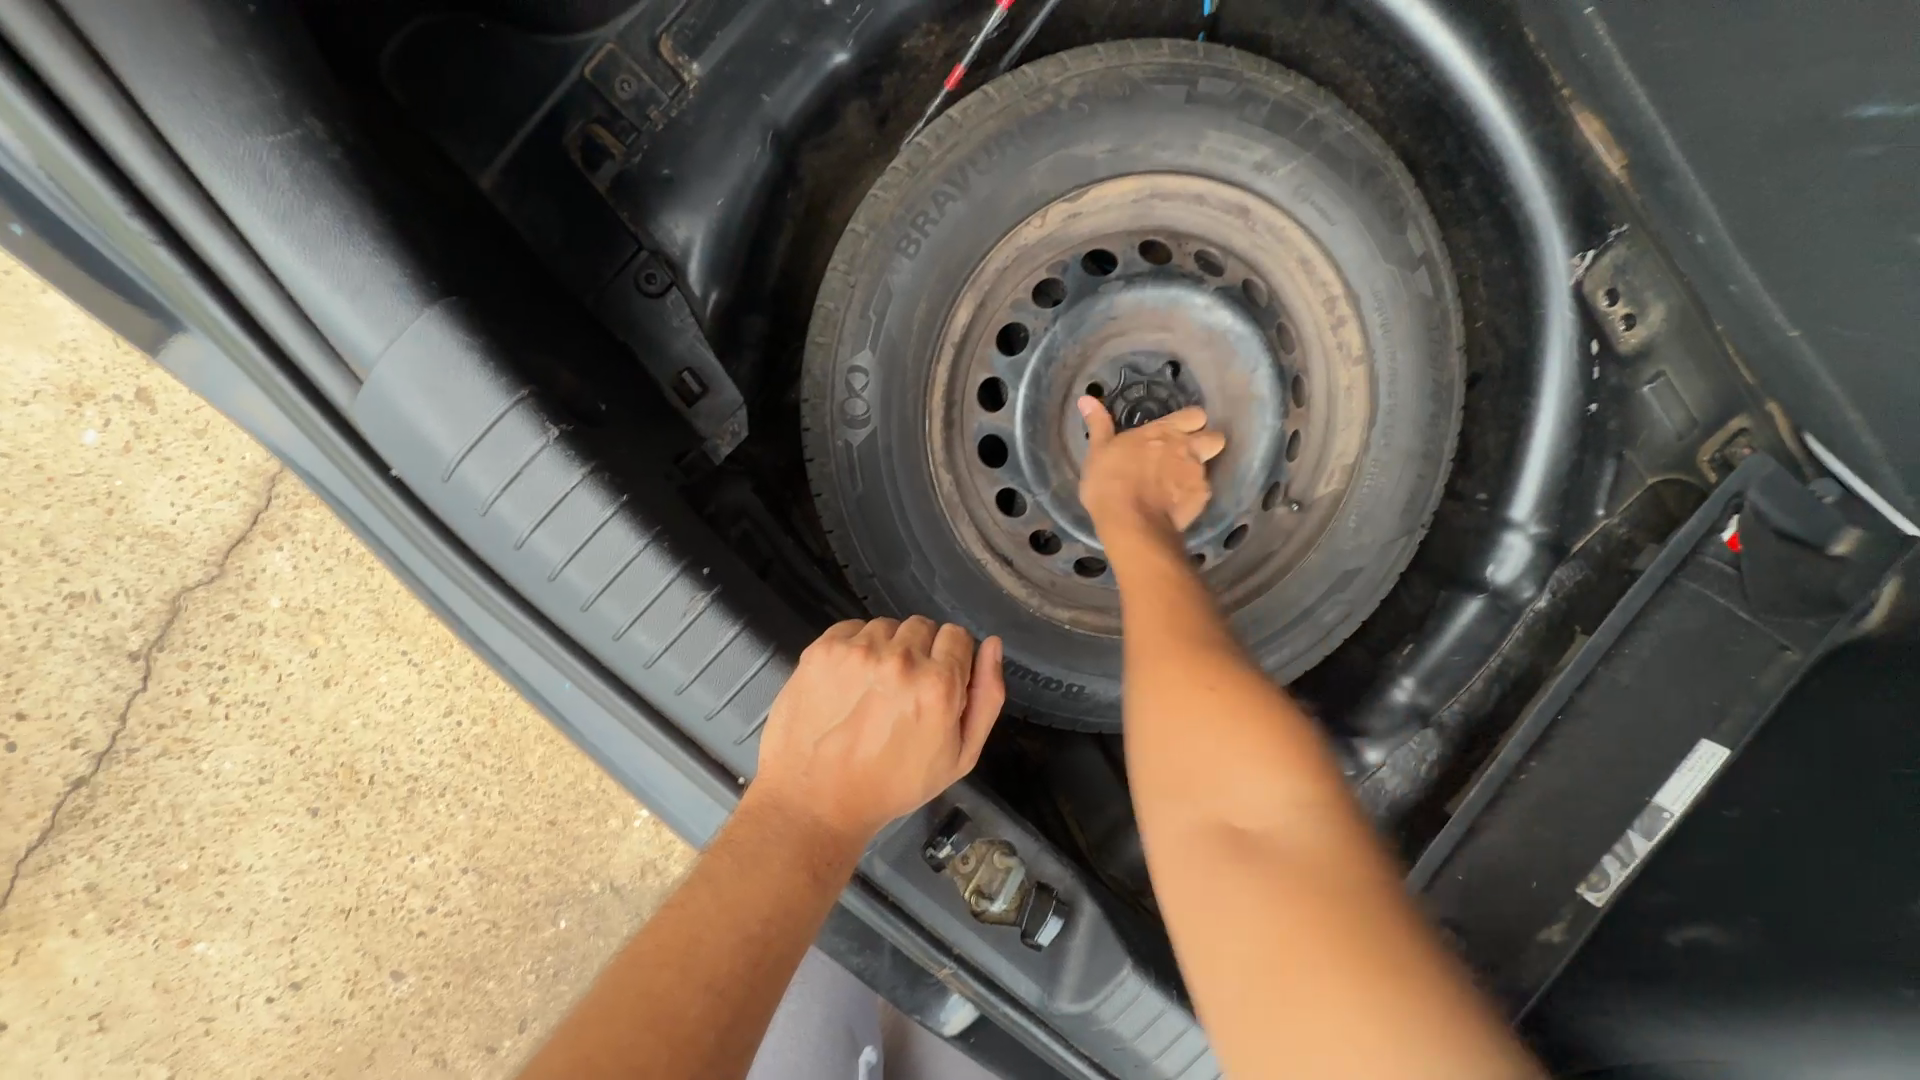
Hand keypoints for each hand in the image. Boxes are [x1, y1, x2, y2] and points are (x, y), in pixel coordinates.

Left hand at [751, 617, 1005, 845]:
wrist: (816, 802)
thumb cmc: (894, 785)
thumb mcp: (960, 757)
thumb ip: (987, 697)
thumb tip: (992, 645)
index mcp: (939, 683)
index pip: (958, 636)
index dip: (951, 660)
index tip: (936, 685)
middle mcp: (900, 658)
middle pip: (923, 627)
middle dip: (920, 653)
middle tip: (902, 692)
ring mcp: (857, 651)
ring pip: (887, 627)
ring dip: (886, 649)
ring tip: (872, 689)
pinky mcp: (822, 650)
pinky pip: (851, 628)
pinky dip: (854, 648)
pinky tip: (848, 682)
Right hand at [1077, 397, 1227, 537]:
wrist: (1130, 522)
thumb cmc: (1110, 482)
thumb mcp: (1098, 451)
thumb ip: (1098, 424)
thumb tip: (1086, 398)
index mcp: (1164, 431)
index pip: (1195, 414)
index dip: (1190, 422)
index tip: (1177, 431)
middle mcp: (1187, 448)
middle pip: (1215, 437)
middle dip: (1206, 443)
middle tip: (1185, 455)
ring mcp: (1197, 474)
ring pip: (1209, 467)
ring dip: (1196, 472)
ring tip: (1176, 485)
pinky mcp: (1201, 499)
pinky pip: (1202, 493)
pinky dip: (1191, 497)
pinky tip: (1174, 506)